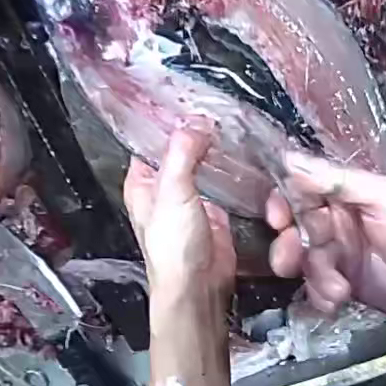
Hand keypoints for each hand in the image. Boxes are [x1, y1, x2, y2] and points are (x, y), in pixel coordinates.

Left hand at [123, 121, 235, 306]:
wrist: (198, 286)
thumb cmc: (173, 248)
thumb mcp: (173, 192)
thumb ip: (183, 153)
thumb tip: (197, 123)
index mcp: (143, 182)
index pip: (151, 140)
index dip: (168, 120)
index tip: (190, 99)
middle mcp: (165, 188)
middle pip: (180, 150)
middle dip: (197, 133)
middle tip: (218, 108)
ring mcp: (192, 199)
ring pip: (203, 165)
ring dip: (215, 150)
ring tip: (232, 125)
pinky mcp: (215, 211)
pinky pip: (224, 183)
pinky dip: (232, 171)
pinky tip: (243, 155)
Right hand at [265, 152, 385, 324]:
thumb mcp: (385, 200)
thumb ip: (339, 181)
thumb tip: (292, 159)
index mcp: (349, 193)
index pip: (302, 189)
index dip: (283, 202)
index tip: (278, 219)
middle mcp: (339, 220)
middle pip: (294, 227)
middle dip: (290, 246)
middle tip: (292, 260)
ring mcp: (339, 253)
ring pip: (304, 261)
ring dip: (314, 276)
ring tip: (337, 288)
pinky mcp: (341, 281)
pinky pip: (315, 286)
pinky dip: (321, 295)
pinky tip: (338, 300)